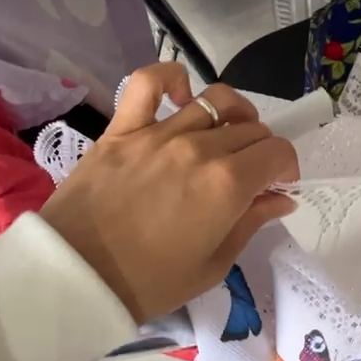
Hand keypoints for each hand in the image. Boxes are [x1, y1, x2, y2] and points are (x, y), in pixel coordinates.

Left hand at [40, 64, 298, 320]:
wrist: (74, 279)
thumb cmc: (148, 283)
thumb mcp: (213, 265)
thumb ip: (251, 223)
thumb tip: (280, 198)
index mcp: (228, 185)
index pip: (278, 151)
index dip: (286, 166)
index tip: (277, 184)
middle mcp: (201, 148)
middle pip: (252, 128)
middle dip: (262, 149)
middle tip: (249, 174)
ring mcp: (160, 133)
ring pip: (216, 100)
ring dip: (234, 115)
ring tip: (226, 134)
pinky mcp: (123, 128)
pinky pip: (149, 82)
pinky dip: (171, 77)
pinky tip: (181, 95)